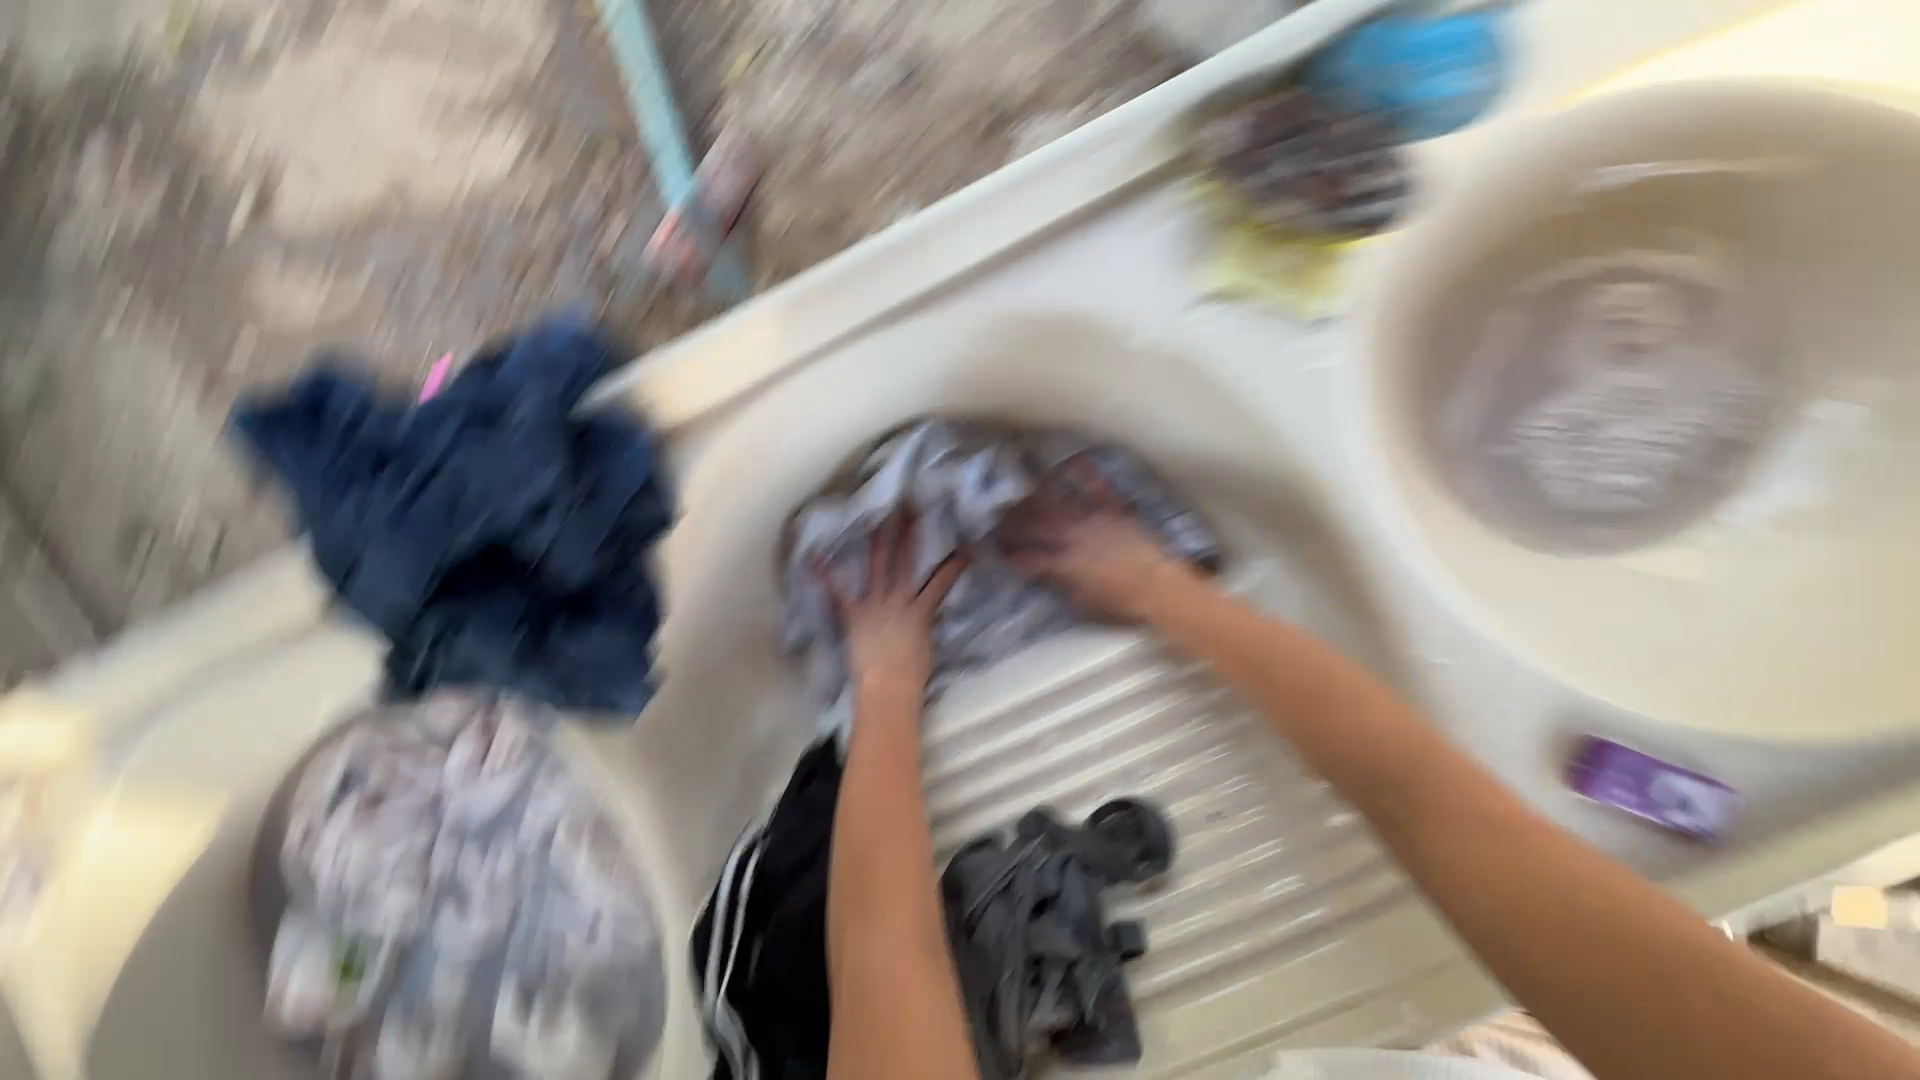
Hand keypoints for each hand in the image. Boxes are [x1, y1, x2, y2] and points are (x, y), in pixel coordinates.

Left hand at [815, 510, 967, 697]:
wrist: (889, 688)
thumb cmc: (913, 675)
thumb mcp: (926, 645)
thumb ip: (924, 624)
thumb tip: (922, 615)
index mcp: (921, 610)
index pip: (942, 581)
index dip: (954, 564)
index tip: (964, 548)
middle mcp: (899, 600)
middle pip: (905, 560)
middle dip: (908, 532)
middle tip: (908, 507)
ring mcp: (875, 605)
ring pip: (878, 567)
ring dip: (876, 541)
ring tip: (875, 518)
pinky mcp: (855, 616)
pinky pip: (838, 593)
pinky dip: (825, 575)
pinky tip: (813, 557)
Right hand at [998, 459, 1197, 621]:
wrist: (1159, 586)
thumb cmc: (1121, 601)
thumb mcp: (1082, 601)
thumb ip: (1059, 583)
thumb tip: (1043, 572)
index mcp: (1064, 563)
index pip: (1028, 556)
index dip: (1009, 552)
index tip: (994, 547)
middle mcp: (1073, 536)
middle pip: (1036, 524)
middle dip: (1012, 520)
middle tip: (996, 515)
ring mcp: (1094, 518)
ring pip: (1057, 503)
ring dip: (1035, 498)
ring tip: (1019, 494)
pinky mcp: (1114, 509)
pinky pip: (1097, 487)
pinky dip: (1084, 473)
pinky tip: (1071, 460)